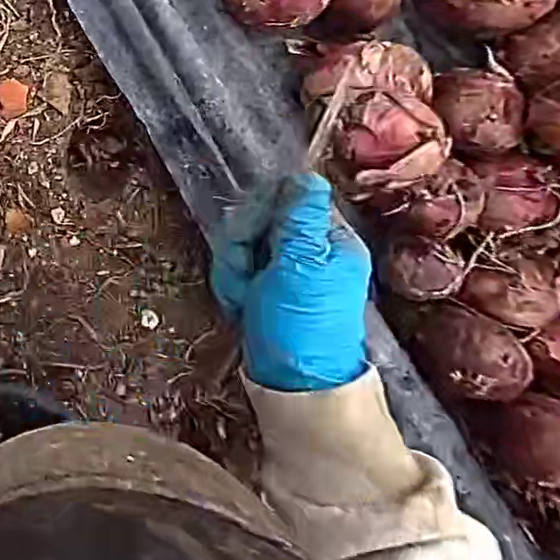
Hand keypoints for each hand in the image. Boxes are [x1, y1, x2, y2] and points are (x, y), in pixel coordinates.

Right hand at [211, 173, 371, 391]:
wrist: (291, 384)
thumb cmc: (302, 324)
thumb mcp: (302, 267)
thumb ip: (300, 219)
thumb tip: (305, 175)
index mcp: (329, 238)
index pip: (283, 196)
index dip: (258, 213)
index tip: (251, 239)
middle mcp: (307, 247)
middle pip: (256, 216)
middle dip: (240, 244)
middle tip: (247, 273)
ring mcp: (283, 267)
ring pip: (239, 241)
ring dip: (232, 267)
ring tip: (243, 295)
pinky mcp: (262, 283)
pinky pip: (234, 264)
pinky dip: (230, 282)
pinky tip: (239, 302)